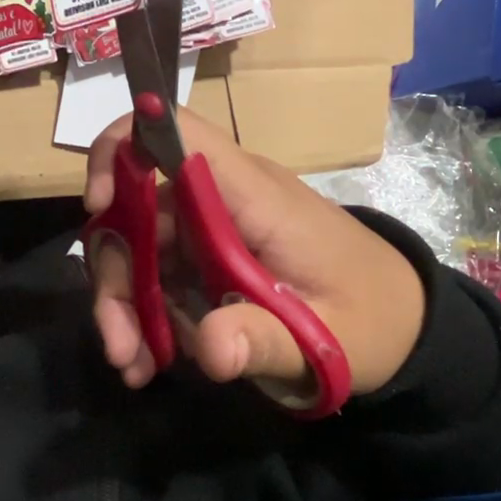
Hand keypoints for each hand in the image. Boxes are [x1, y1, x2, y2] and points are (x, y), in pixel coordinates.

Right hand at [84, 109, 425, 402]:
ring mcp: (208, 230)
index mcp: (254, 196)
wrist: (402, 323)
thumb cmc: (372, 316)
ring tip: (134, 367)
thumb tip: (209, 351)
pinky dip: (144, 316)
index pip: (179, 134)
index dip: (123, 147)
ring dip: (124, 306)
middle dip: (115, 275)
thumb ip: (267, 342)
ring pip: (135, 248)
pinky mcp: (204, 259)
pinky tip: (151, 361)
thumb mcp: (328, 340)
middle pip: (136, 209)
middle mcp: (220, 201)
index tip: (97, 204)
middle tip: (121, 348)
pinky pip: (154, 275)